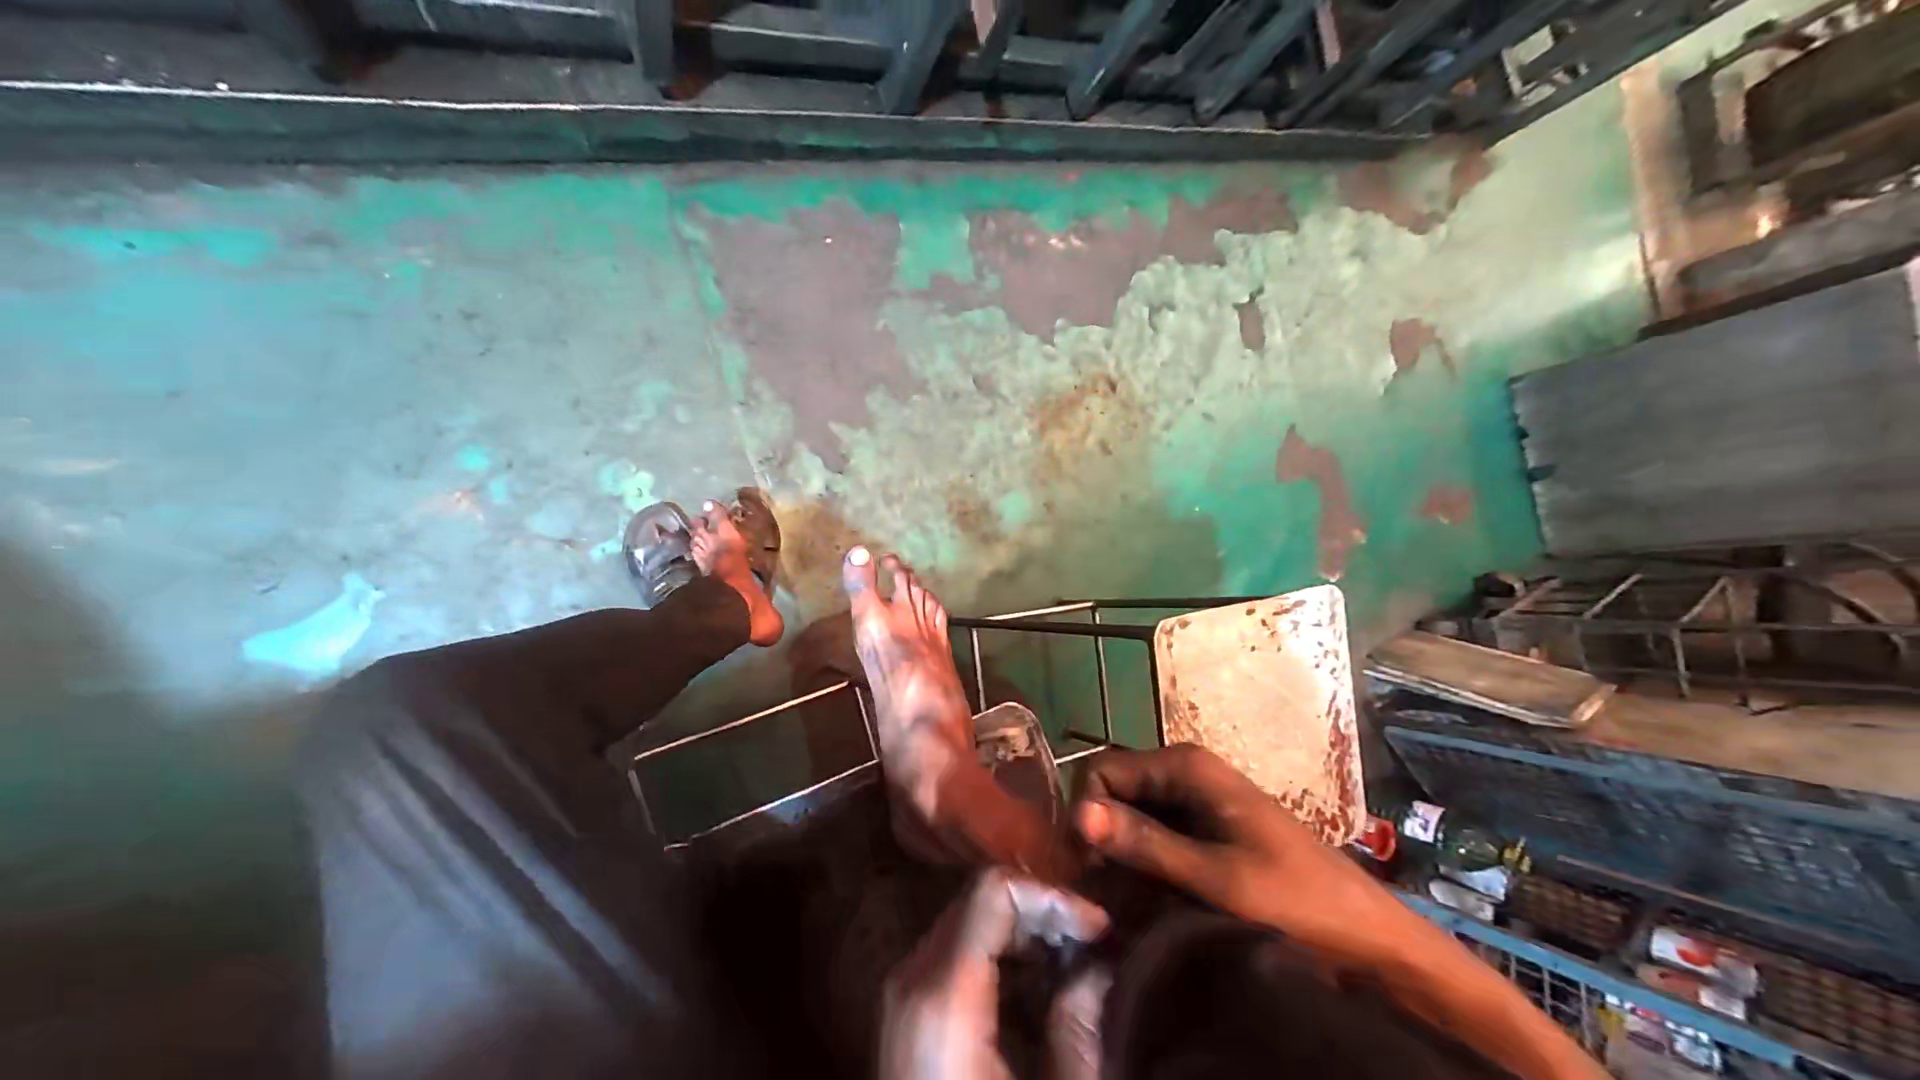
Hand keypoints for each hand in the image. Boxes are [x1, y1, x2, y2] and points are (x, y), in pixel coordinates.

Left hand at [881, 869, 1109, 1079]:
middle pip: (978, 901)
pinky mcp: (904, 1011)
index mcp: (942, 996)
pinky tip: (1036, 986)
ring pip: (966, 921)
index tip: (1099, 929)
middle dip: (1042, 913)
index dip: (1052, 898)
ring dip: (1023, 932)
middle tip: (1094, 945)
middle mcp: (911, 978)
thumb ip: (1078, 1026)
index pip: (992, 891)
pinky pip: (953, 953)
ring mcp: (901, 993)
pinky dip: (998, 954)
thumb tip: (1099, 963)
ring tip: (1074, 963)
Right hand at [1073, 745, 1414, 967]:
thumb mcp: (1215, 879)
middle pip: (1114, 793)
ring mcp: (1195, 800)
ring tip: (1113, 908)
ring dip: (1116, 858)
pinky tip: (1140, 902)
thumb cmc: (1295, 903)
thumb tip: (1077, 815)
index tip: (1084, 871)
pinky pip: (1152, 836)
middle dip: (1098, 840)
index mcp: (1185, 767)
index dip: (1086, 816)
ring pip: (1130, 817)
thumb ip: (1145, 844)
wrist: (1368, 941)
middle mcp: (1184, 773)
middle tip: (1093, 897)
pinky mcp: (1203, 829)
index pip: (1101, 772)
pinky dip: (1139, 866)